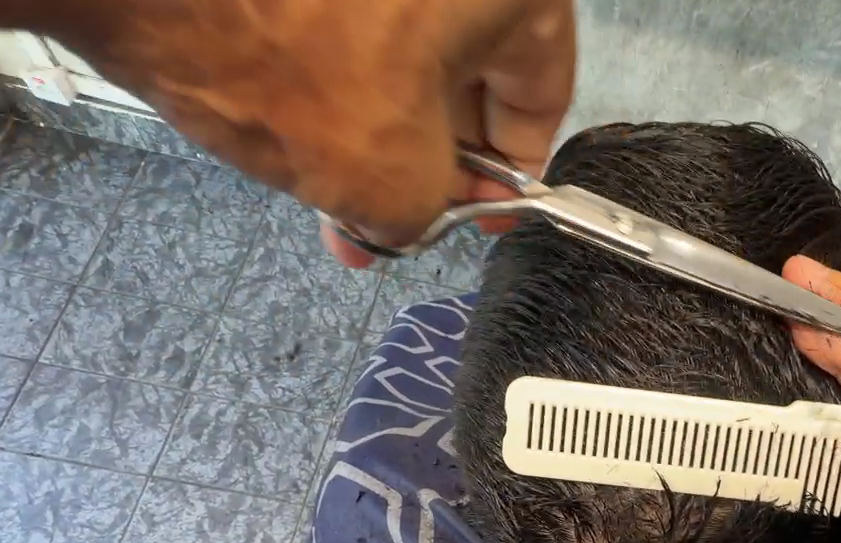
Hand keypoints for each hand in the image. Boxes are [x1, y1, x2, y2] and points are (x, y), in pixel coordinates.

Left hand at [23, 0, 573, 260]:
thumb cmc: (299, 66)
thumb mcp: (395, 183)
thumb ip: (436, 210)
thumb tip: (417, 207)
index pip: (541, 92)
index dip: (510, 172)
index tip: (479, 217)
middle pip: (463, 65)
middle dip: (427, 161)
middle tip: (398, 223)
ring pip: (396, 39)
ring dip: (373, 129)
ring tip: (337, 205)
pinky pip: (340, 8)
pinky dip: (330, 71)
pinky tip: (301, 135)